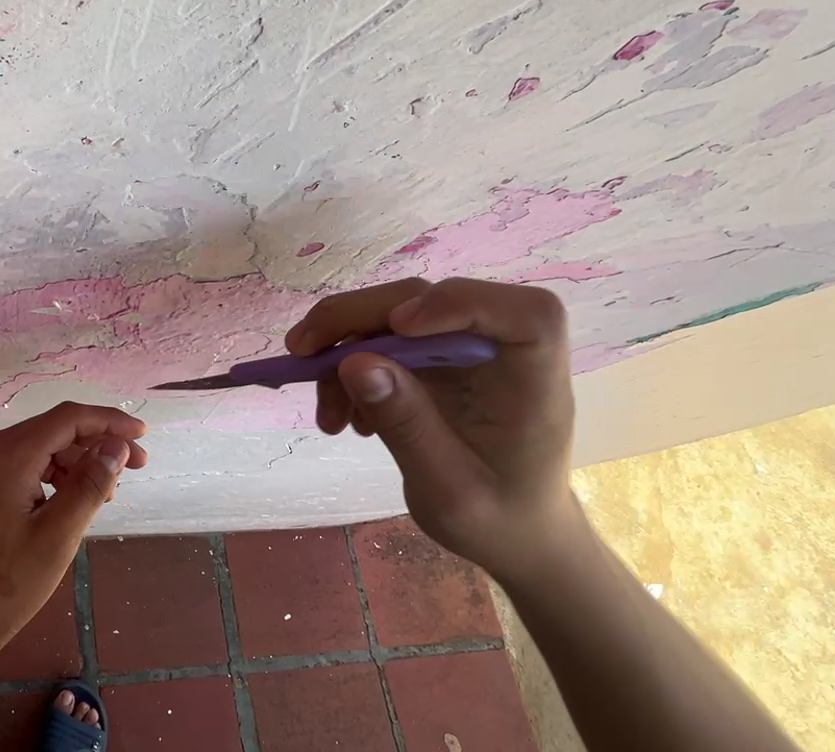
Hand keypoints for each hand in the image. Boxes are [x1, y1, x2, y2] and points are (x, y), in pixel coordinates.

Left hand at [0, 401, 148, 679]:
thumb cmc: (3, 587)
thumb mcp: (58, 537)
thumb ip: (90, 485)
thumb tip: (117, 446)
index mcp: (8, 454)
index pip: (68, 418)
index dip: (109, 422)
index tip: (143, 436)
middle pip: (55, 430)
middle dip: (98, 443)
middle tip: (137, 468)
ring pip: (42, 448)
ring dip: (78, 463)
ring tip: (106, 495)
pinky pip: (26, 466)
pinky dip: (55, 477)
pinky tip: (73, 502)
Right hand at [286, 277, 582, 581]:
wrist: (508, 534)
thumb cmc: (497, 520)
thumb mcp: (449, 491)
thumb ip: (406, 425)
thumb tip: (354, 362)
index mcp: (533, 381)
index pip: (525, 315)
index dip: (462, 304)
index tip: (399, 327)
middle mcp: (496, 350)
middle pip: (428, 300)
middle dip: (359, 316)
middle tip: (301, 349)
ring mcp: (459, 350)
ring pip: (392, 315)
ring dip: (342, 347)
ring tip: (325, 413)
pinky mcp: (431, 358)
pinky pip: (379, 342)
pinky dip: (348, 369)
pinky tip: (343, 417)